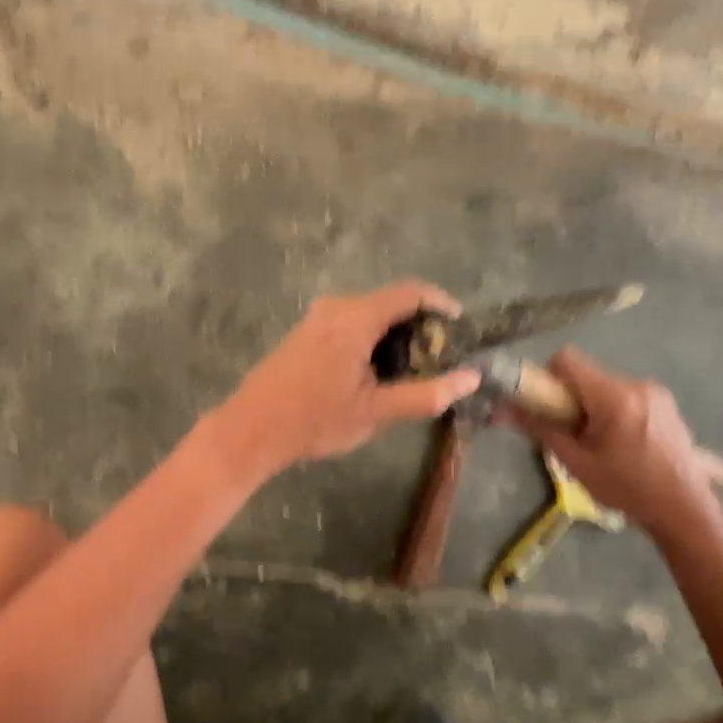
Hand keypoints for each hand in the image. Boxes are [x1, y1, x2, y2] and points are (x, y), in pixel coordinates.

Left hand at [213, 281, 482, 475]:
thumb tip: (472, 378)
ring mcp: (316, 319)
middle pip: (390, 302)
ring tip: (413, 372)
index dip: (442, 303)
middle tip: (441, 360)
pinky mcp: (305, 334)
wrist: (251, 430)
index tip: (463, 328)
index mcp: (356, 318)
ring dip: (395, 336)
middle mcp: (336, 307)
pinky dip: (372, 341)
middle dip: (420, 326)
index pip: (411, 292)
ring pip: (369, 315)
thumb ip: (426, 394)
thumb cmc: (315, 420)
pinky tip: (376, 375)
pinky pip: (350, 325)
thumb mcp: (376, 412)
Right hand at [506, 348, 722, 537]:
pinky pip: (625, 396)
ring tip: (599, 444)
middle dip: (571, 398)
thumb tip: (502, 410)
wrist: (685, 510)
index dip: (548, 378)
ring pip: (605, 386)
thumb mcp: (576, 462)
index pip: (567, 359)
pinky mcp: (665, 403)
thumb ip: (541, 429)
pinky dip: (612, 411)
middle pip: (587, 375)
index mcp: (614, 396)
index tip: (547, 407)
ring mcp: (655, 393)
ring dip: (592, 406)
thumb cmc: (627, 488)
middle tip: (571, 434)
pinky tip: (622, 445)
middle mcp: (636, 385)